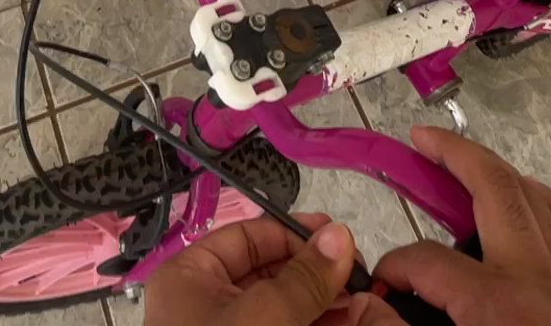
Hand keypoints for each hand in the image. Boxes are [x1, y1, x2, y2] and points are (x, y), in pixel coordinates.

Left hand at [143, 212, 402, 325]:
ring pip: (280, 308)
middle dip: (314, 272)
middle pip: (267, 272)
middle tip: (358, 274)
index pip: (248, 237)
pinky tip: (345, 325)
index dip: (294, 234)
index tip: (339, 238)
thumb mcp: (263, 318)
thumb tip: (339, 235)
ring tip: (360, 301)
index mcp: (191, 277)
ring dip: (321, 303)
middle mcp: (205, 305)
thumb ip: (303, 279)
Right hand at [375, 127, 550, 325]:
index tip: (376, 287)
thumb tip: (363, 300)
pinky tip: (530, 201)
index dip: (393, 266)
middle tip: (418, 138)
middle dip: (452, 154)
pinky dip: (550, 208)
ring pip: (539, 202)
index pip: (426, 260)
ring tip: (466, 165)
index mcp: (499, 305)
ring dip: (499, 173)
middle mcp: (539, 281)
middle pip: (494, 188)